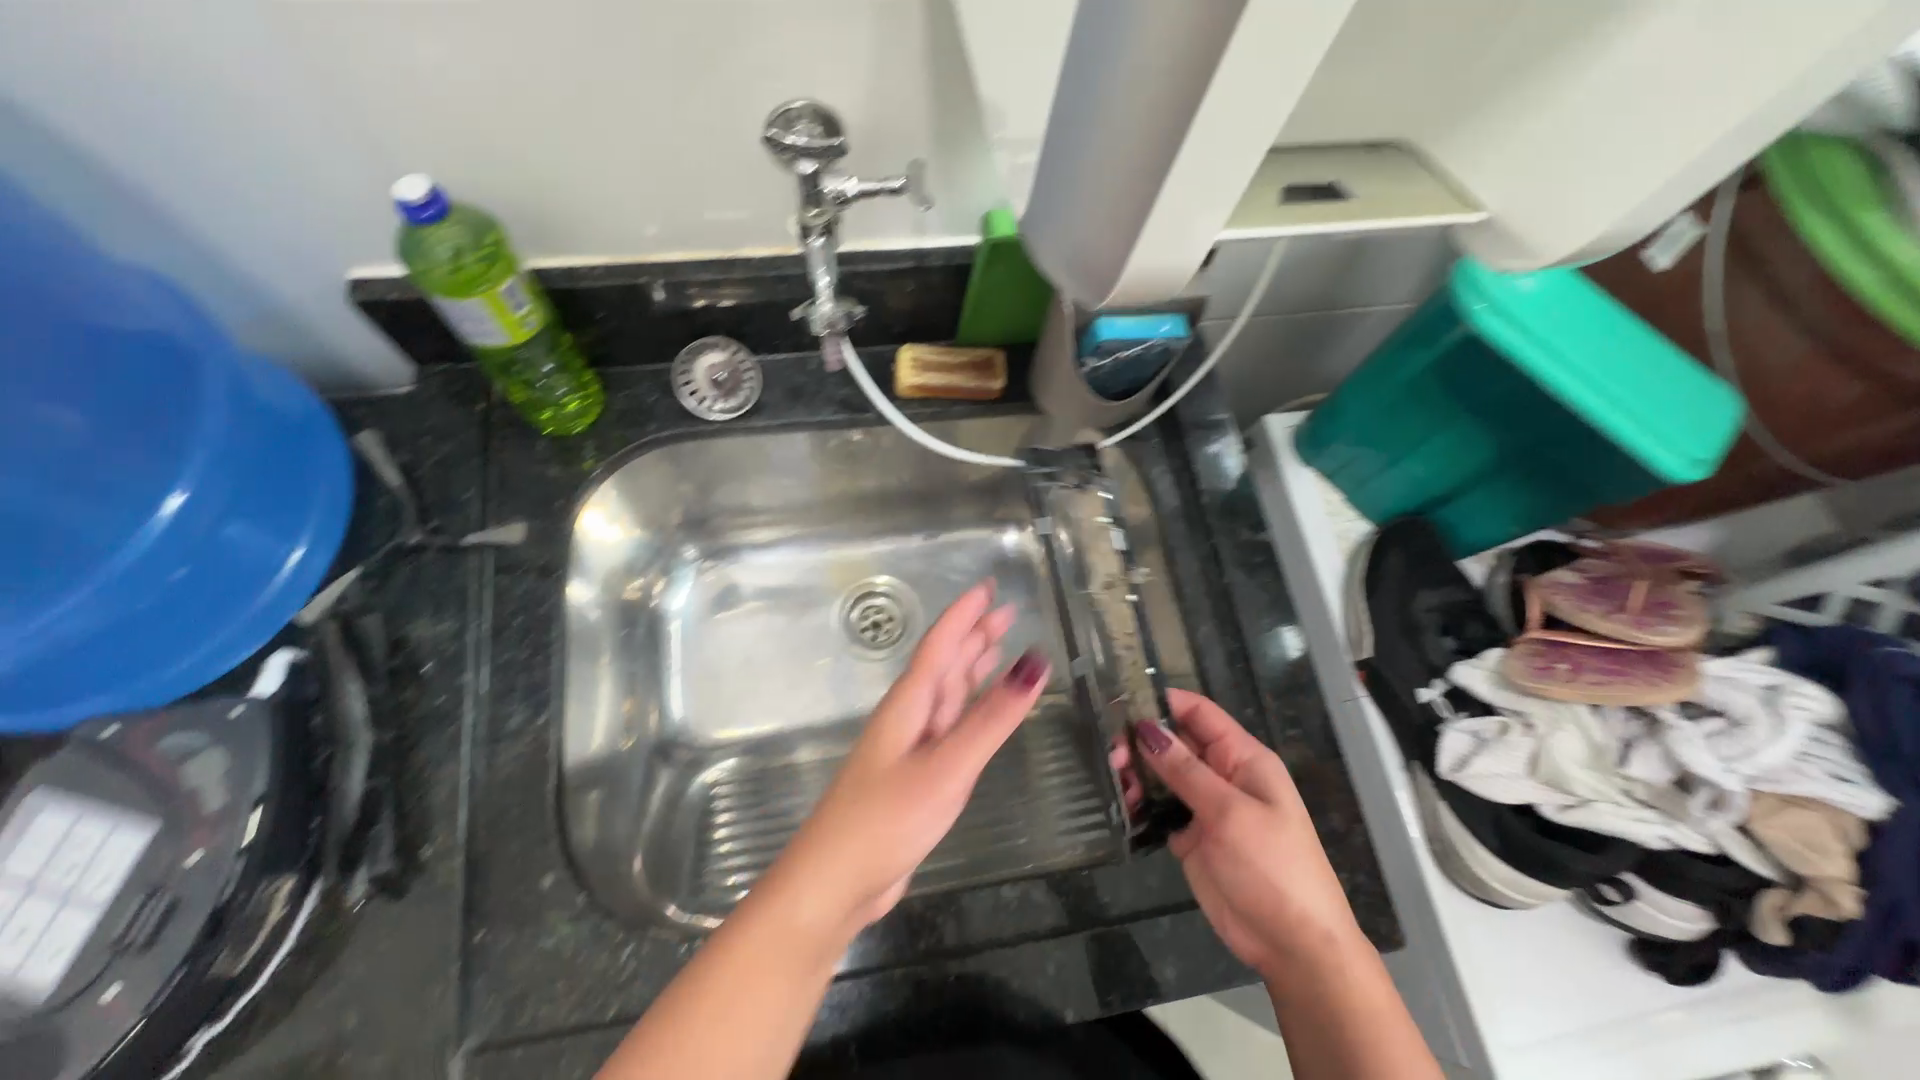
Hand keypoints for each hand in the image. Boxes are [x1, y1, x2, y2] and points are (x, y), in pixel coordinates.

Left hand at [755, 581, 1049, 937]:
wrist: (837, 881)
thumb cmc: (887, 819)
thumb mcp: (947, 767)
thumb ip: (991, 719)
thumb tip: (1035, 662)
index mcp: (909, 705)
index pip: (939, 646)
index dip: (964, 614)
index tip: (989, 586)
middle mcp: (908, 719)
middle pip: (943, 665)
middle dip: (973, 636)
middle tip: (1006, 611)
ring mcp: (910, 749)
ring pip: (946, 695)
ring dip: (971, 668)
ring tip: (997, 645)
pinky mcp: (916, 779)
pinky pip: (949, 728)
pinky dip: (970, 711)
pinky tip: (977, 713)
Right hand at [1122, 690, 1361, 976]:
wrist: (1291, 941)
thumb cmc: (1272, 867)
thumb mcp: (1229, 813)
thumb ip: (1186, 771)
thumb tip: (1146, 729)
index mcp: (1244, 759)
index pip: (1200, 714)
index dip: (1164, 703)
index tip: (1121, 703)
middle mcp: (1223, 776)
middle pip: (1176, 743)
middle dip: (1142, 742)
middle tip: (1111, 756)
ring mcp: (1206, 808)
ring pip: (1164, 776)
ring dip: (1138, 775)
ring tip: (1118, 786)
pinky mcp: (1192, 839)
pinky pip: (1161, 811)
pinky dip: (1141, 807)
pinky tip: (1124, 809)